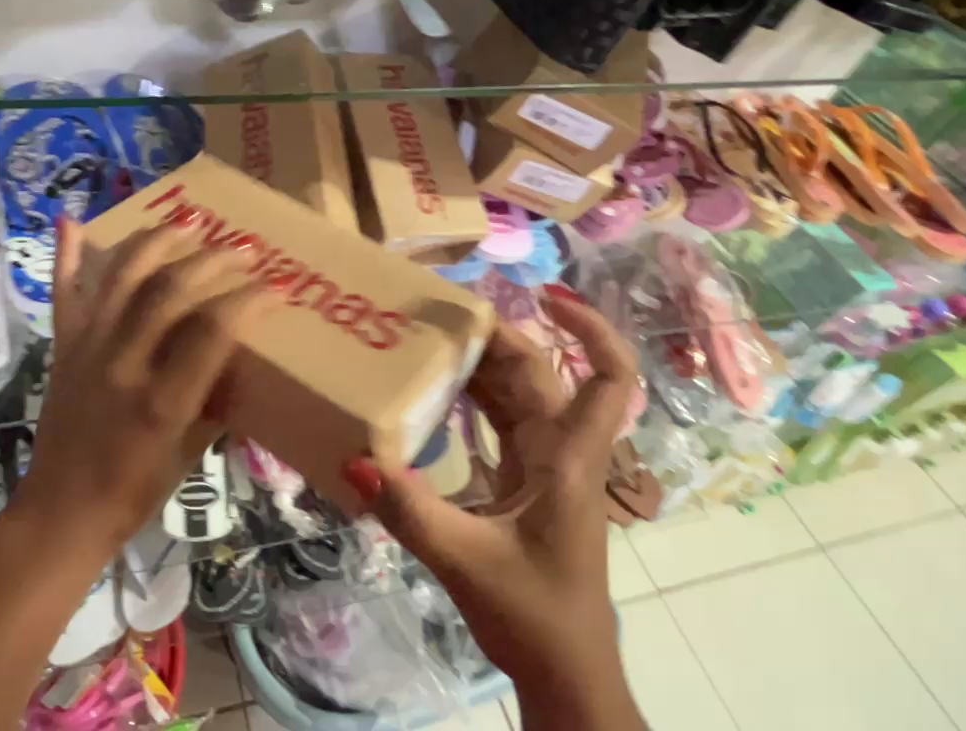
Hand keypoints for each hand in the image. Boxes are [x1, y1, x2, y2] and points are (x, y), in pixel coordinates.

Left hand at [16, 216, 272, 553]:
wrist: (61, 512)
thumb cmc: (134, 493)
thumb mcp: (190, 455)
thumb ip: (215, 402)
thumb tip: (240, 358)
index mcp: (161, 401)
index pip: (212, 330)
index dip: (248, 302)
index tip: (277, 288)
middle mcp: (122, 364)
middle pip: (169, 291)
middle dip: (212, 261)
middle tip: (244, 250)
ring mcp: (87, 349)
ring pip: (122, 276)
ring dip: (158, 240)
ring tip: (189, 220)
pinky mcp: (62, 346)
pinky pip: (64, 292)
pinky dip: (68, 255)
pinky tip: (74, 220)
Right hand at [344, 295, 641, 722]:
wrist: (562, 670)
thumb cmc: (534, 614)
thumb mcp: (466, 560)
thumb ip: (410, 512)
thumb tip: (355, 461)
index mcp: (569, 459)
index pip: (609, 379)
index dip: (592, 330)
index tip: (547, 295)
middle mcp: (561, 450)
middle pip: (541, 372)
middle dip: (498, 336)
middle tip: (438, 311)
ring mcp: (543, 465)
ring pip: (518, 393)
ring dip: (482, 363)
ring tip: (429, 334)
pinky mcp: (523, 482)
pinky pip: (500, 421)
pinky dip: (473, 397)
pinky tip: (434, 386)